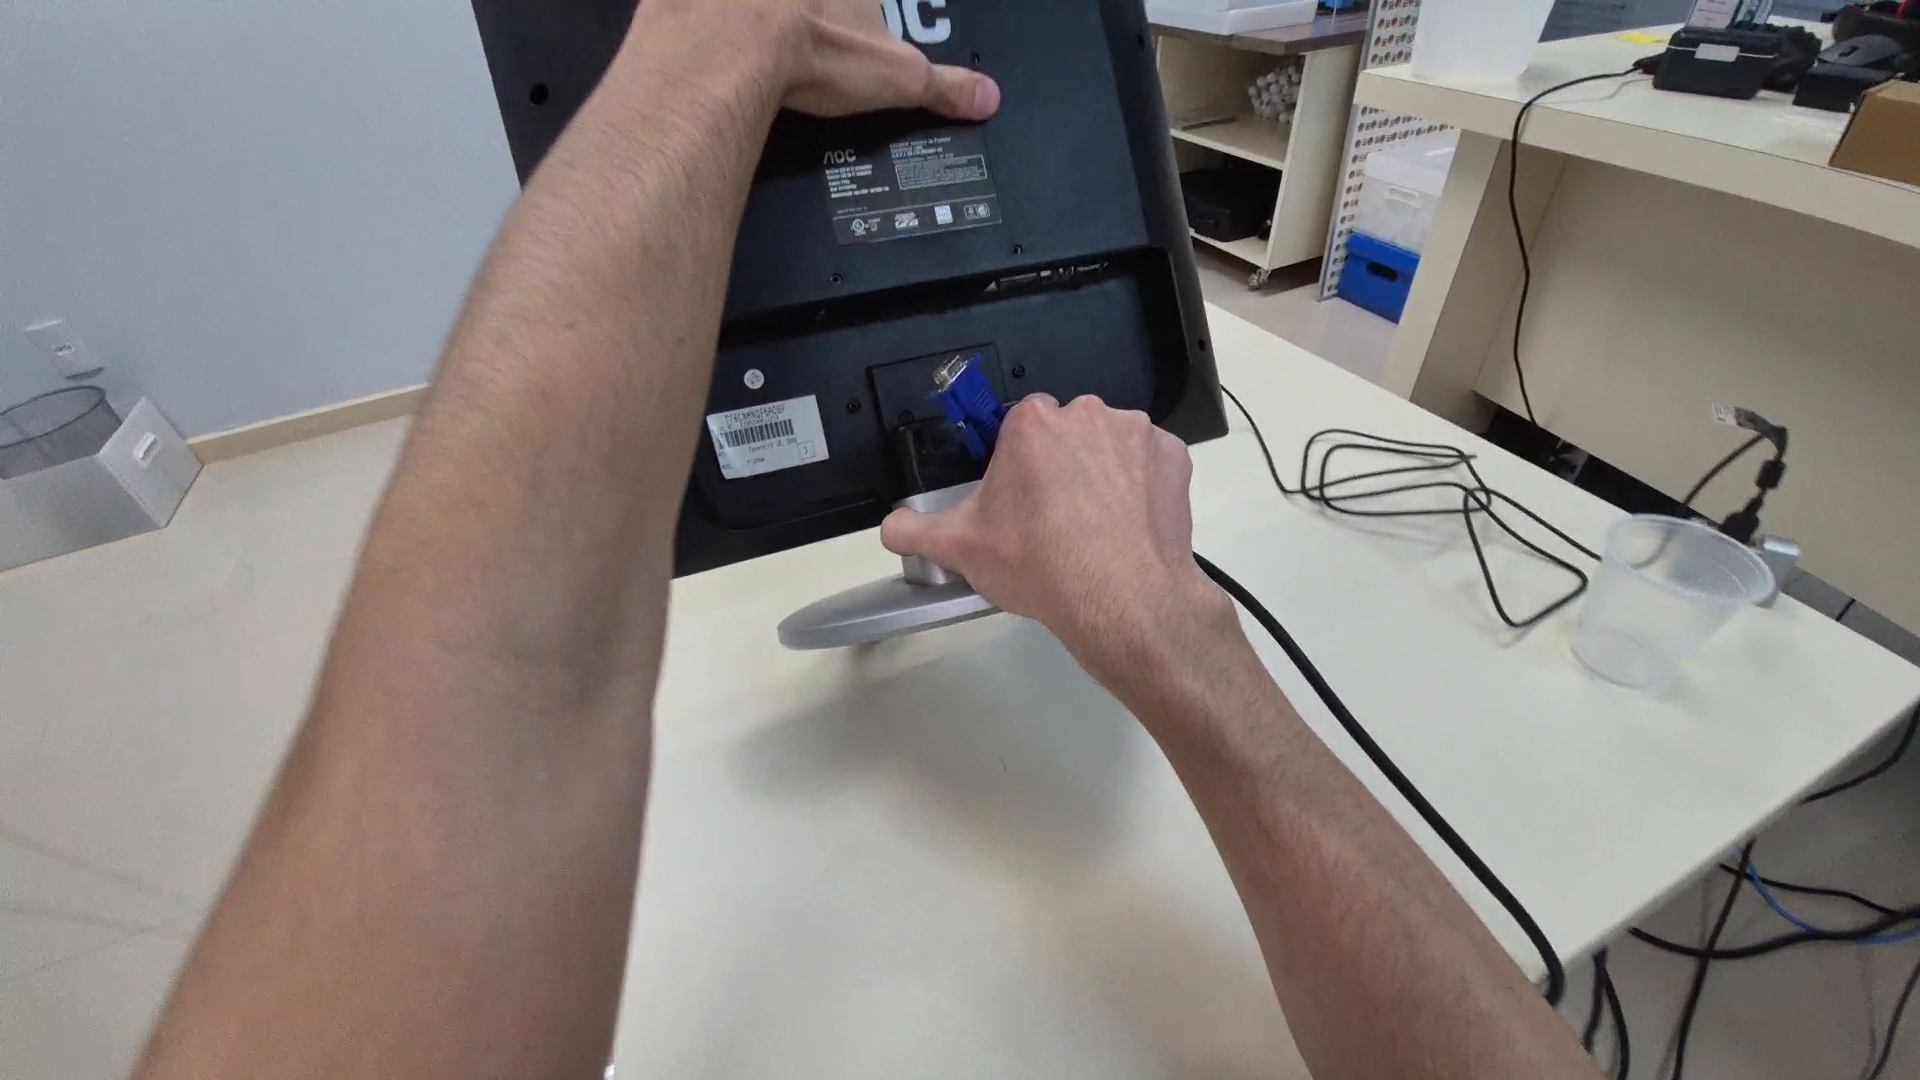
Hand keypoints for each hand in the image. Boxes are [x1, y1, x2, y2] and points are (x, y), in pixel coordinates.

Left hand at [630, 0, 1000, 122]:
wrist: (732, 40)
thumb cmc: (816, 53)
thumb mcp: (896, 78)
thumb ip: (943, 87)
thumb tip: (987, 97)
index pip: (866, 0)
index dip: (862, 15)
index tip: (847, 34)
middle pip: (808, 0)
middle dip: (808, 13)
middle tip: (810, 32)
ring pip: (765, 2)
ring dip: (763, 12)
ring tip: (770, 26)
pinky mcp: (698, 1)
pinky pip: (702, 6)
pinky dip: (705, 14)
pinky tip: (708, 21)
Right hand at [882, 396, 1230, 683]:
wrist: (1122, 600)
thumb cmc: (1043, 566)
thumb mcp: (962, 549)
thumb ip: (916, 531)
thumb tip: (893, 527)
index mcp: (1033, 425)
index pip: (1018, 426)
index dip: (1016, 463)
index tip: (1018, 497)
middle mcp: (1086, 415)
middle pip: (1064, 432)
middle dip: (1058, 464)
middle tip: (1052, 517)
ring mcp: (1134, 433)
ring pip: (1107, 444)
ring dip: (1099, 471)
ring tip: (1092, 526)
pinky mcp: (1172, 457)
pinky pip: (1147, 461)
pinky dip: (1139, 484)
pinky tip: (1125, 523)